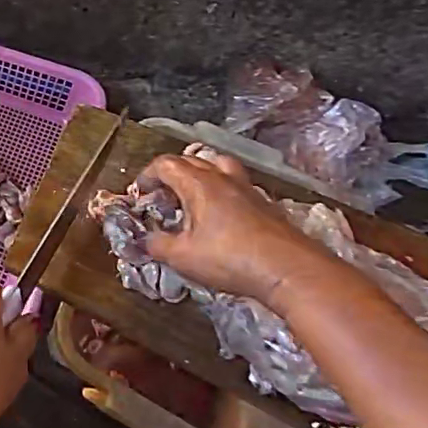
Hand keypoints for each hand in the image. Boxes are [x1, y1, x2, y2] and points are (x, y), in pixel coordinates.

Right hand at [140, 151, 341, 307]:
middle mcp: (221, 177)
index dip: (148, 175)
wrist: (287, 267)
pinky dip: (222, 191)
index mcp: (198, 183)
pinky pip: (236, 184)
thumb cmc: (229, 258)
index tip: (140, 192)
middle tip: (163, 198)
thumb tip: (144, 240)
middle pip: (191, 160)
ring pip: (218, 166)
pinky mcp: (264, 202)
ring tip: (193, 198)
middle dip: (171, 175)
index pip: (165, 164)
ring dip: (201, 175)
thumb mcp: (183, 257)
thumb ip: (158, 245)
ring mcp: (246, 187)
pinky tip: (221, 216)